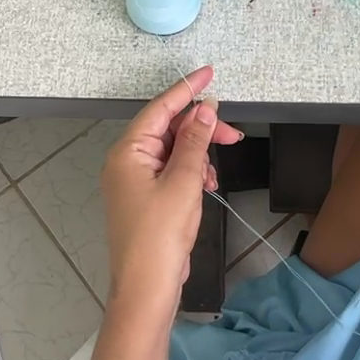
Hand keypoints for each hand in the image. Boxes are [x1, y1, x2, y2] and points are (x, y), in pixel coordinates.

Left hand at [100, 66, 245, 311]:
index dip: (187, 89)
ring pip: (172, 151)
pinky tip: (205, 185)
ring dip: (197, 154)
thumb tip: (206, 110)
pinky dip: (190, 173)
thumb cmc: (160, 234)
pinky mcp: (145, 199)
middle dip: (200, 130)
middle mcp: (126, 162)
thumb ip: (195, 141)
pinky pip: (171, 172)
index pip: (160, 109)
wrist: (147, 287)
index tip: (209, 72)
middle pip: (167, 129)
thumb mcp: (183, 181)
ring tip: (214, 173)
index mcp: (128, 152)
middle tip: (233, 135)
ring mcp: (134, 182)